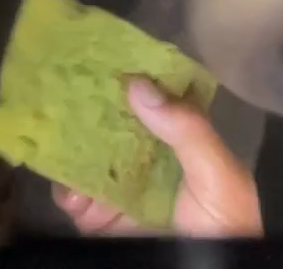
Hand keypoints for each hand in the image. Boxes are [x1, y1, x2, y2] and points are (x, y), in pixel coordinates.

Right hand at [55, 78, 262, 237]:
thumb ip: (188, 130)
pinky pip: (71, 194)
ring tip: (61, 146)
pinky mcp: (99, 218)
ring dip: (69, 148)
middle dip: (85, 108)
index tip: (99, 55)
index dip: (125, 76)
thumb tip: (137, 83)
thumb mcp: (221, 177)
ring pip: (84, 154)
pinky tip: (70, 191)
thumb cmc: (221, 227)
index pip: (148, 99)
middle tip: (64, 91)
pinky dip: (64, 188)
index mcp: (177, 142)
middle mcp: (145, 159)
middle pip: (109, 122)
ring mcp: (120, 188)